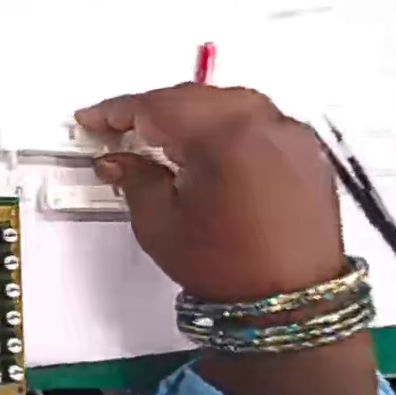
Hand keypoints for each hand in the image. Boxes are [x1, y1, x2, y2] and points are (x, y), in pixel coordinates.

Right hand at [75, 83, 344, 301]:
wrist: (289, 298)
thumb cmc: (228, 266)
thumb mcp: (159, 222)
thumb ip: (135, 179)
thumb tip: (117, 160)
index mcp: (223, 141)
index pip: (157, 107)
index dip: (115, 110)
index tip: (92, 118)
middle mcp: (263, 129)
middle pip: (191, 96)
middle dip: (148, 106)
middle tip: (114, 125)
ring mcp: (289, 137)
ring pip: (225, 100)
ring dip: (184, 108)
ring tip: (152, 129)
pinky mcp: (303, 151)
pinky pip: (255, 115)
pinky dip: (218, 118)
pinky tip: (197, 138)